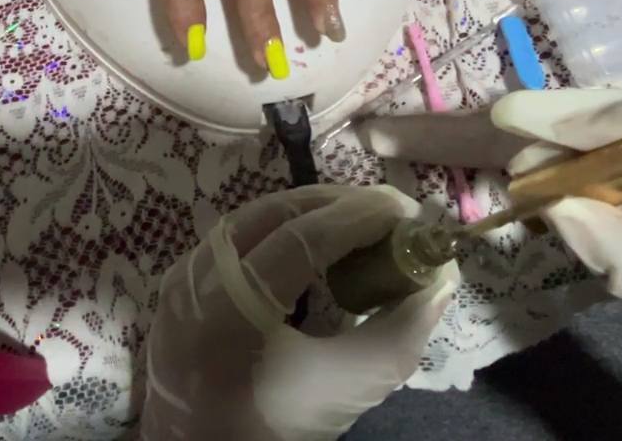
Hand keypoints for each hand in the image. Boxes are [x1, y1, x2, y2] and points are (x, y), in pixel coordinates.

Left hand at [141, 185, 457, 440]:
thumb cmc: (269, 433)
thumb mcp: (340, 394)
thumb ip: (395, 338)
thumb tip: (439, 282)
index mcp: (227, 306)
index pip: (299, 238)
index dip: (357, 217)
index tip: (405, 209)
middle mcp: (196, 274)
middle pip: (273, 214)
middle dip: (337, 204)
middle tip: (389, 209)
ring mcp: (182, 271)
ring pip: (253, 216)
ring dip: (309, 210)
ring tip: (360, 218)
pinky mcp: (182, 276)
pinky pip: (238, 235)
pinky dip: (281, 227)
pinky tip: (316, 237)